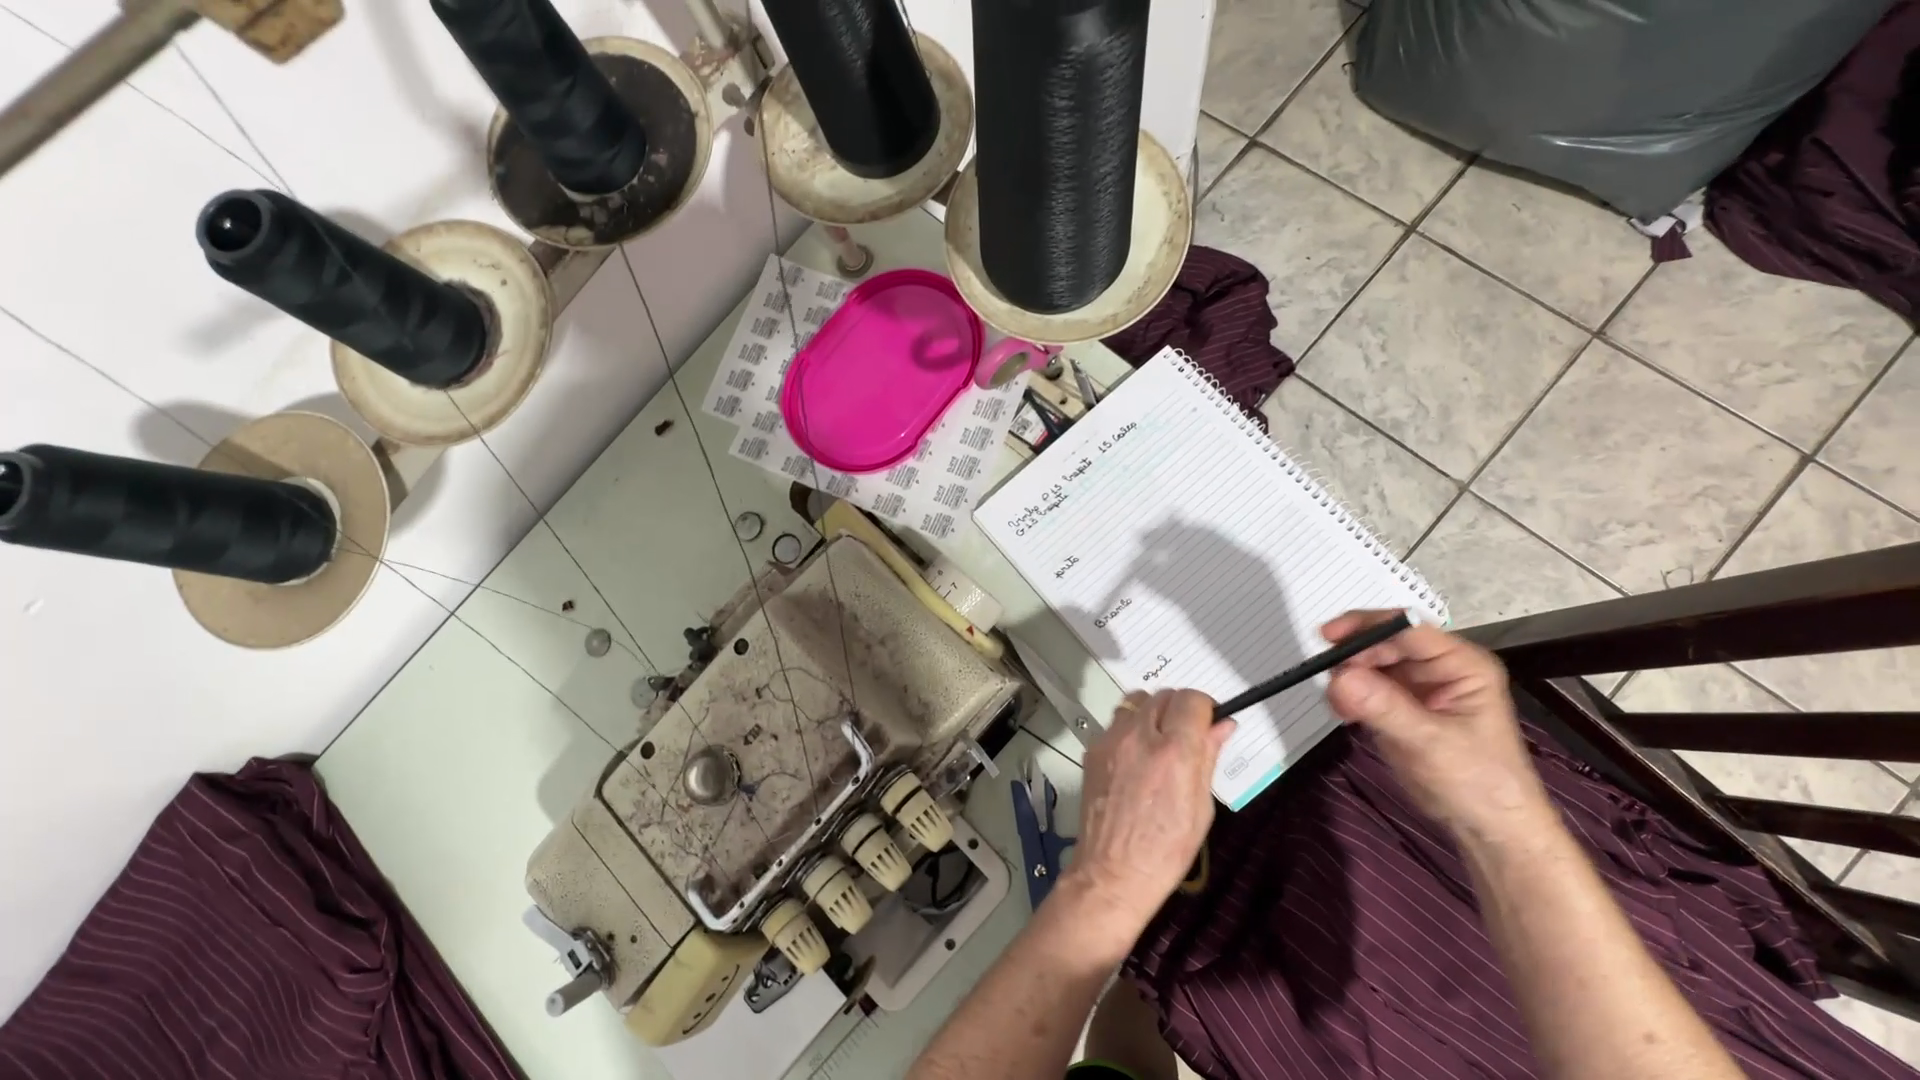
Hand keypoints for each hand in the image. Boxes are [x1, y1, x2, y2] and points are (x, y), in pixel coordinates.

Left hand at [1062, 689, 1234, 941]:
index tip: (1207, 724)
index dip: (1204, 708)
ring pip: (1136, 702)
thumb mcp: (1201, 807)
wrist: (1113, 873)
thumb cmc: (1167, 850)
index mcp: (1175, 752)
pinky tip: (1135, 760)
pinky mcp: (1092, 751)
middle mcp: (1140, 737)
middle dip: (1179, 709)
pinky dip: (1130, 731)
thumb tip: (1223, 724)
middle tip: (1185, 735)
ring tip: (1158, 744)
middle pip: (1163, 695)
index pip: (1192, 699)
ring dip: (1151, 714)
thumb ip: (1209, 757)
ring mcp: (1111, 741)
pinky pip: (1116, 724)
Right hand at [1322, 611, 1550, 840]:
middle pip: (1385, 643)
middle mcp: (1439, 668)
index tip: (1327, 636)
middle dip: (1354, 657)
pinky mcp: (1400, 708)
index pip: (1408, 630)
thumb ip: (1385, 708)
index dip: (1367, 627)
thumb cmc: (1478, 783)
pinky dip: (1349, 695)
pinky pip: (1366, 688)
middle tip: (1329, 679)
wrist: (1490, 830)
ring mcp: (1417, 688)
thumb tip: (1338, 677)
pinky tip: (1344, 714)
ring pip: (1371, 664)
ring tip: (1339, 705)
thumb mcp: (1431, 743)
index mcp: (1462, 664)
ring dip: (1349, 677)